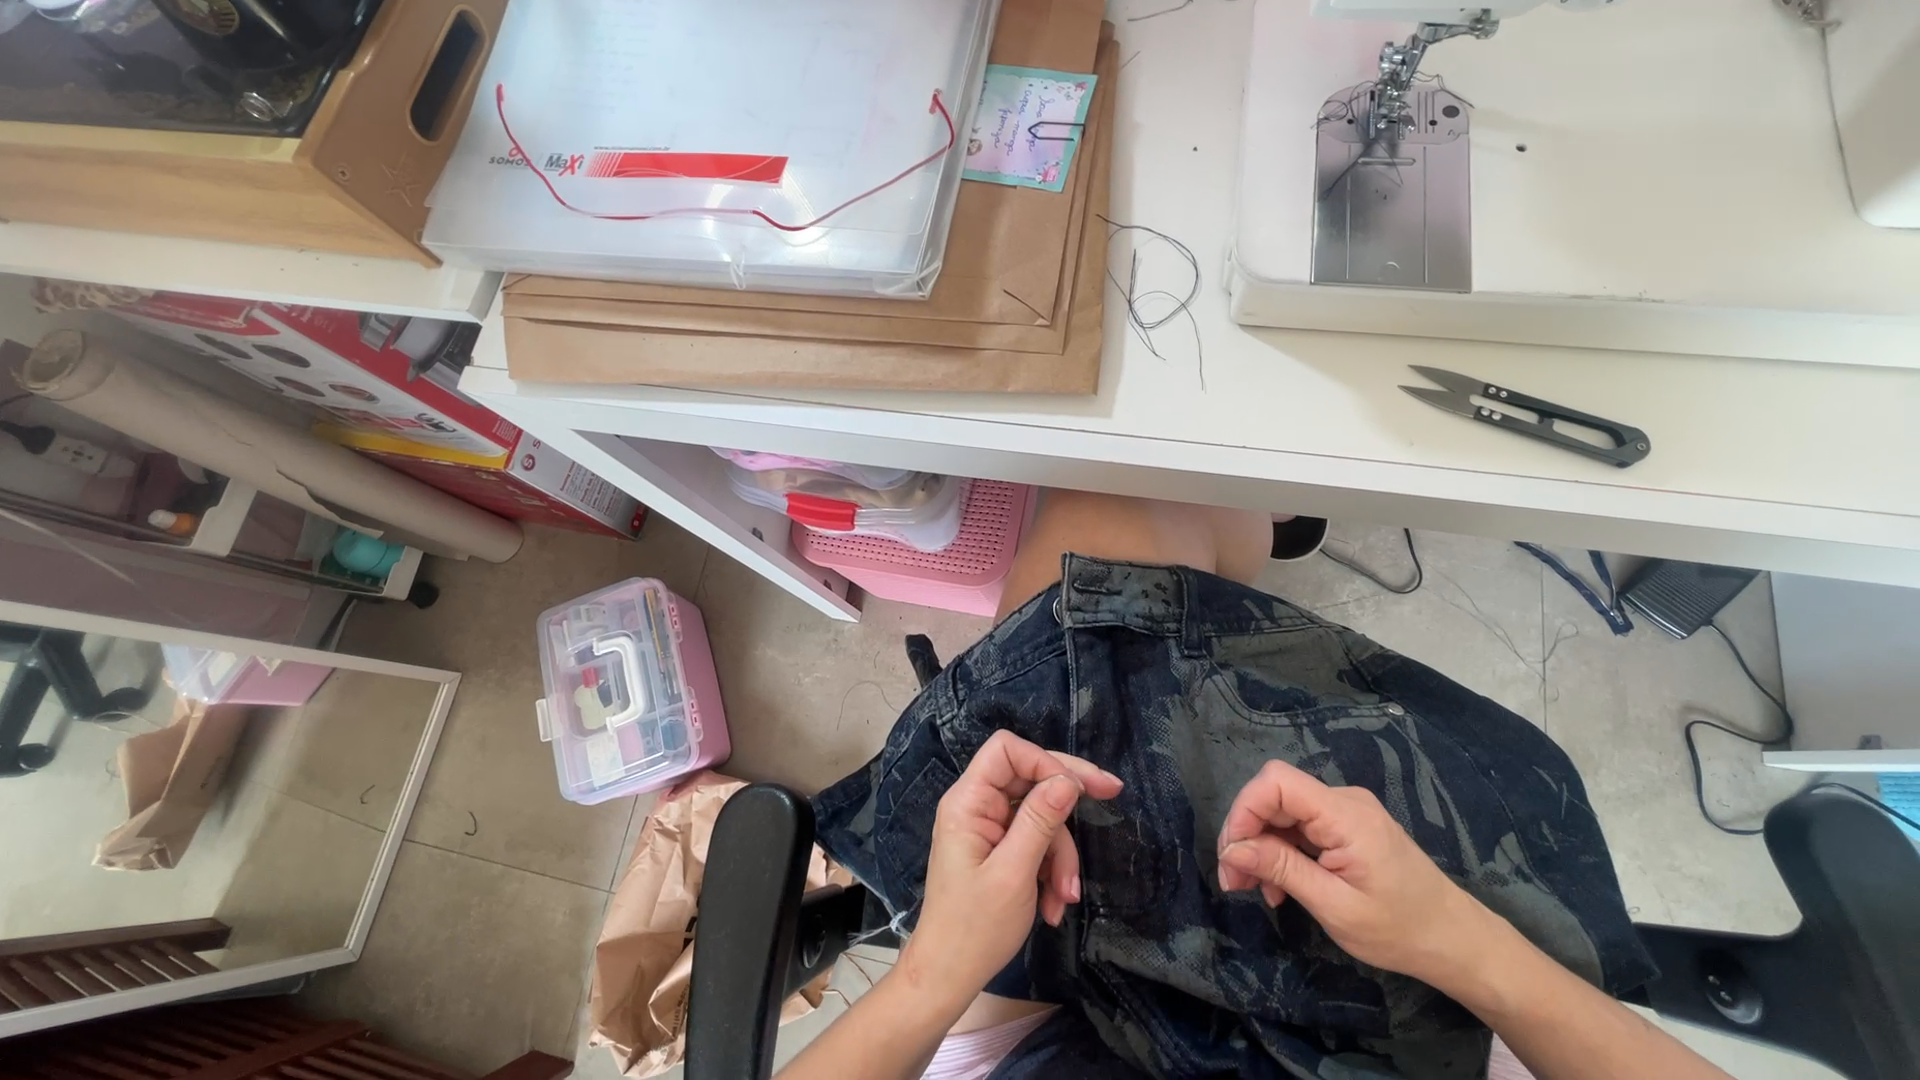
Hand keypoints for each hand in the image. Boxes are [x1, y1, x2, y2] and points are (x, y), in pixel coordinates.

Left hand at [901, 730, 1123, 1004]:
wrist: (948, 976)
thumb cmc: (974, 928)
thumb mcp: (1014, 873)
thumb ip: (1040, 822)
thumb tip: (1068, 780)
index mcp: (968, 802)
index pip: (1007, 751)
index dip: (1046, 760)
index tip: (1081, 786)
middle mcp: (976, 805)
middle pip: (1030, 777)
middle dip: (1067, 800)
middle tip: (1113, 794)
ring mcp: (987, 827)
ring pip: (1040, 815)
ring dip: (1061, 856)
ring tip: (1065, 897)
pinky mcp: (998, 849)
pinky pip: (1035, 842)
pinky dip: (1050, 871)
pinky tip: (1053, 906)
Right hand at [1215, 760, 1491, 983]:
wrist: (1457, 942)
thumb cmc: (1399, 930)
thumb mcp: (1334, 905)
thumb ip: (1282, 869)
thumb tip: (1232, 850)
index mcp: (1346, 815)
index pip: (1276, 781)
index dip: (1244, 809)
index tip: (1232, 854)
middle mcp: (1344, 801)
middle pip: (1275, 796)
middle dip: (1246, 834)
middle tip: (1233, 881)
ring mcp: (1346, 812)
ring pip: (1282, 812)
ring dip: (1260, 847)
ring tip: (1252, 889)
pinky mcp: (1346, 827)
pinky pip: (1299, 827)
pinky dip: (1281, 852)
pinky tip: (1279, 886)